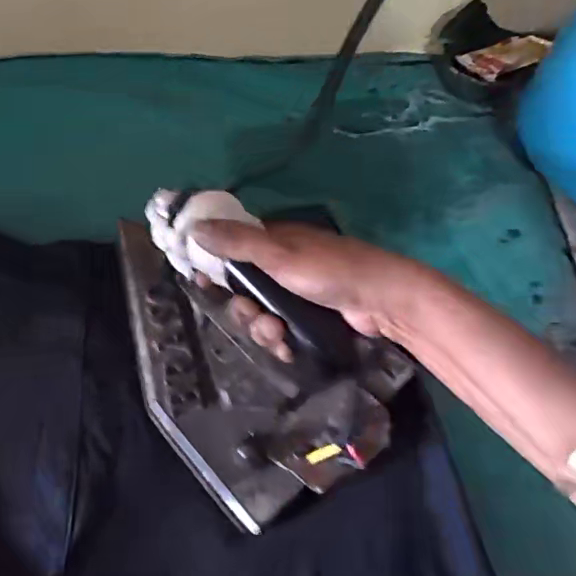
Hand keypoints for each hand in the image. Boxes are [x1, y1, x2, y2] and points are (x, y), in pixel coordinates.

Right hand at [190, 219, 425, 357]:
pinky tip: (288, 348)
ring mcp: (293, 293)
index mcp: (271, 241)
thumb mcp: (279, 254)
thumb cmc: (329, 270)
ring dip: (262, 330)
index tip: (201, 283)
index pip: (229, 250)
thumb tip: (193, 227)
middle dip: (244, 310)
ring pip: (258, 316)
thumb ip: (237, 243)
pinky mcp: (306, 318)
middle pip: (240, 291)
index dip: (213, 267)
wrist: (382, 300)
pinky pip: (279, 331)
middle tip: (256, 316)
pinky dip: (280, 341)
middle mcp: (278, 265)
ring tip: (279, 335)